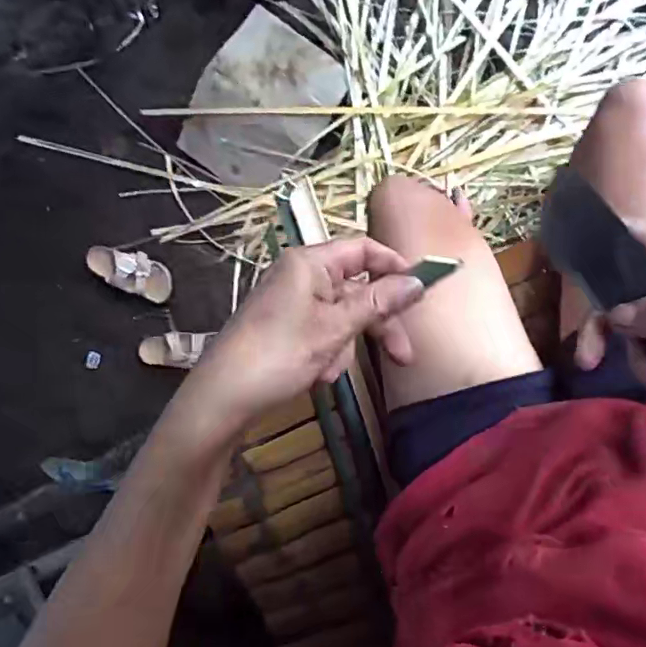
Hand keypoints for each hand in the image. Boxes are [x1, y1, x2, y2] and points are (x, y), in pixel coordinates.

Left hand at [175, 239, 423, 426]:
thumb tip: (418, 282)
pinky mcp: (290, 329)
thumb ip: (379, 302)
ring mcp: (296, 304)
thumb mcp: (336, 328)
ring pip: (345, 319)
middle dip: (378, 325)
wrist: (224, 397)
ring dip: (346, 347)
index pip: (363, 250)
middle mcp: (303, 277)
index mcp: (310, 263)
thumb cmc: (279, 354)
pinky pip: (326, 335)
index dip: (395, 266)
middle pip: (359, 291)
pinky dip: (329, 355)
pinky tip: (316, 375)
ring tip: (328, 371)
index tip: (421, 290)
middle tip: (403, 355)